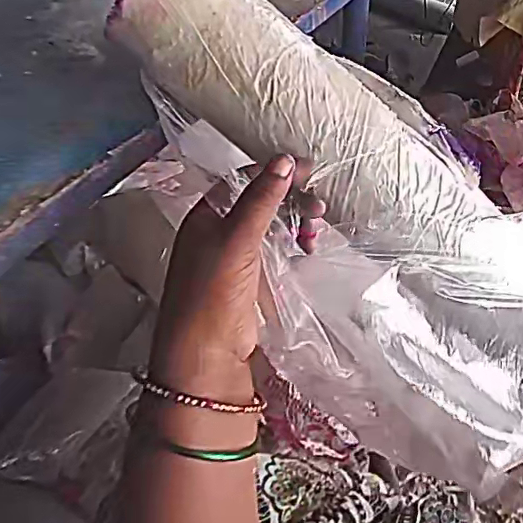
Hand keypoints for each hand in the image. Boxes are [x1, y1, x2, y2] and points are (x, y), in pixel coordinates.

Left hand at [149, 154, 296, 402]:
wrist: (206, 361)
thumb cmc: (212, 295)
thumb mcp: (237, 240)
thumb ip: (261, 200)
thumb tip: (283, 161)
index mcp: (205, 217)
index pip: (242, 180)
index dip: (272, 172)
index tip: (305, 169)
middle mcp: (216, 234)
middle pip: (258, 202)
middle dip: (289, 199)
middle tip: (317, 205)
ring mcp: (232, 259)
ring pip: (268, 226)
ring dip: (294, 220)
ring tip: (316, 226)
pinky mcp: (248, 281)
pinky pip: (273, 250)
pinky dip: (291, 243)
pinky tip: (306, 246)